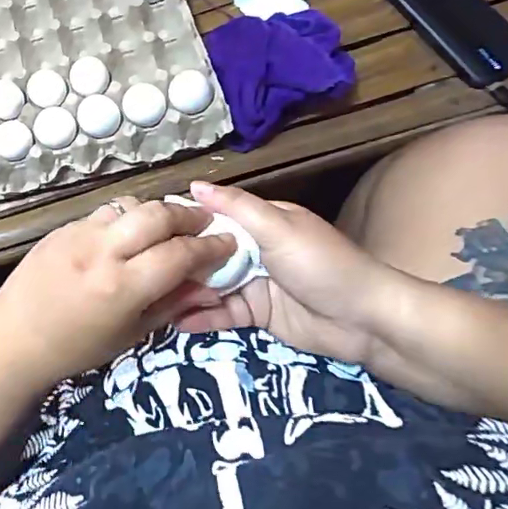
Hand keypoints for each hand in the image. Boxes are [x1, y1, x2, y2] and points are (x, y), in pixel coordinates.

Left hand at [0, 197, 236, 394]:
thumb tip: (207, 283)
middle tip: (205, 222)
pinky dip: (125, 217)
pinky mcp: (61, 228)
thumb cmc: (75, 349)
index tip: (228, 243)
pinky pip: (103, 213)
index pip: (179, 253)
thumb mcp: (131, 334)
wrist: (14, 338)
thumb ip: (171, 304)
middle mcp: (101, 251)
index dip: (210, 247)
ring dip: (156, 211)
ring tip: (171, 224)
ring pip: (129, 206)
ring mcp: (78, 234)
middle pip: (156, 215)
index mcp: (121, 286)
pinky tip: (131, 231)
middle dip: (188, 215)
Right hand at [170, 182, 472, 405]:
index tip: (144, 229)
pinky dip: (200, 317)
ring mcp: (252, 283)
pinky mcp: (255, 315)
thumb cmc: (323, 265)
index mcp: (257, 222)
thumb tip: (193, 185)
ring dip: (183, 291)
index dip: (180, 223)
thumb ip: (236, 207)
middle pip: (204, 253)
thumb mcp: (279, 228)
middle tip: (139, 272)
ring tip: (151, 300)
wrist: (368, 322)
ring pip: (208, 284)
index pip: (210, 217)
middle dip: (175, 262)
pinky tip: (174, 322)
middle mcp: (250, 250)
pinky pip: (221, 313)